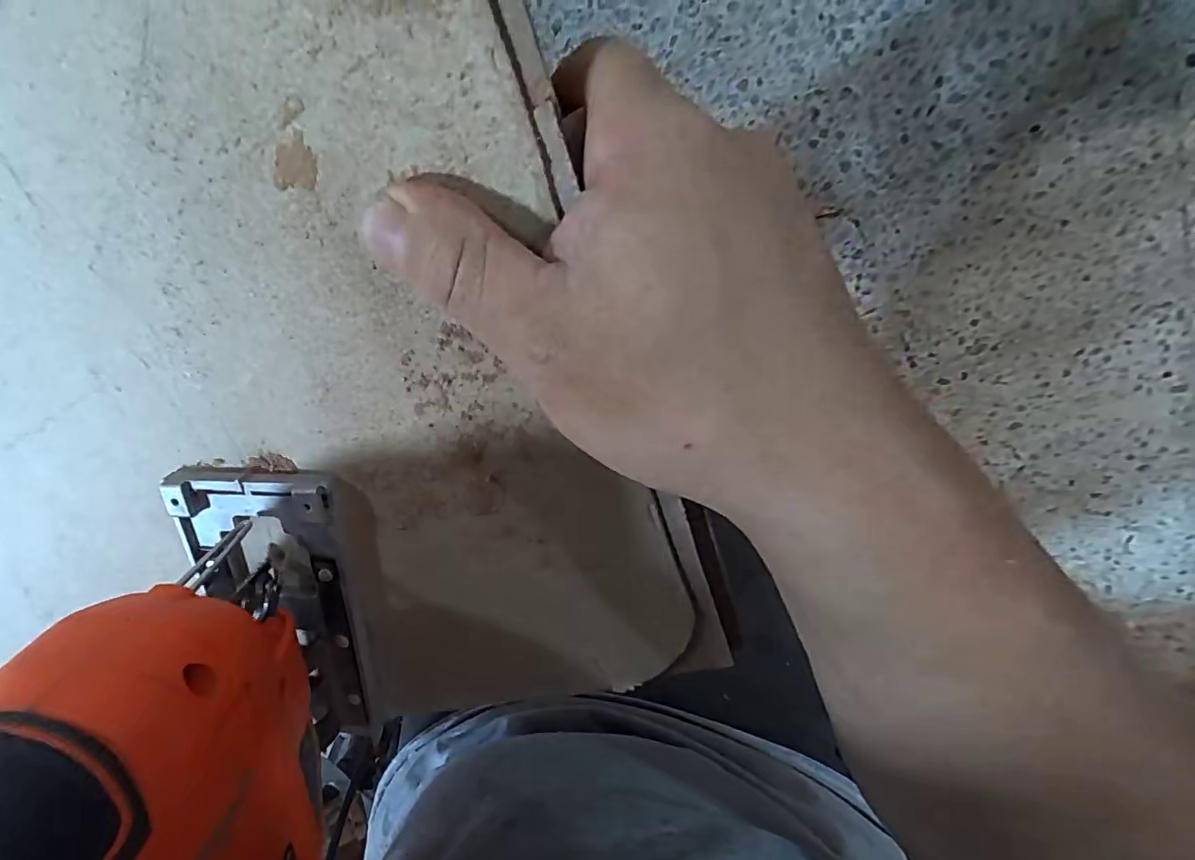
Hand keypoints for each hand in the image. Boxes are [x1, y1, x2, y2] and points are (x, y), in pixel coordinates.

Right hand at [359, 40, 926, 523]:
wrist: (813, 455)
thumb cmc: (663, 384)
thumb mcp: (539, 329)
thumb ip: (460, 264)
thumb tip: (382, 207)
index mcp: (656, 142)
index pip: (593, 68)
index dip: (541, 110)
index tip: (509, 188)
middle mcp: (726, 146)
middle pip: (628, 133)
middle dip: (570, 189)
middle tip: (535, 269)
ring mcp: (770, 201)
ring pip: (670, 188)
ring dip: (622, 230)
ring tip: (593, 310)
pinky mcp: (792, 255)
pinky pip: (710, 231)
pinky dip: (671, 261)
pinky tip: (660, 332)